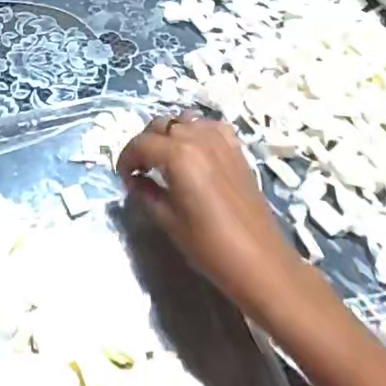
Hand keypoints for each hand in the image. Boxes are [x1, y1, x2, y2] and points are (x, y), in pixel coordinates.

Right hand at [115, 114, 295, 297]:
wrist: (261, 264)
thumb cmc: (210, 246)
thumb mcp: (168, 220)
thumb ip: (146, 192)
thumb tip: (135, 180)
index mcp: (178, 155)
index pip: (141, 144)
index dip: (126, 159)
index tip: (124, 176)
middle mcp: (198, 139)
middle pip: (161, 126)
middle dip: (145, 144)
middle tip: (141, 169)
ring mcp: (221, 141)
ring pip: (184, 122)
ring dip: (169, 135)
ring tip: (165, 159)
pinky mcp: (236, 150)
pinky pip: (209, 128)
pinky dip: (196, 133)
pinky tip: (194, 153)